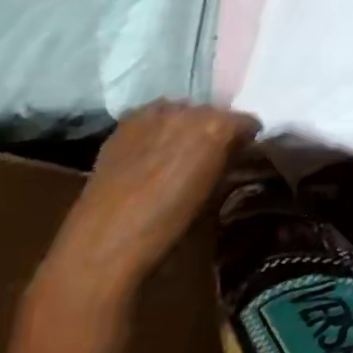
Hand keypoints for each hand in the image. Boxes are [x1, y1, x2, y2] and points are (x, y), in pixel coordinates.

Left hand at [47, 102, 258, 293]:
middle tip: (210, 157)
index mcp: (218, 127)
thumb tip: (233, 156)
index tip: (242, 156)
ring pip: (183, 111)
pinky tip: (151, 154)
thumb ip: (227, 166)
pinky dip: (159, 129)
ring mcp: (154, 112)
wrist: (105, 242)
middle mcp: (189, 110)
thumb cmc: (169, 227)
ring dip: (187, 127)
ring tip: (178, 154)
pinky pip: (154, 116)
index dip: (246, 140)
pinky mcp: (126, 122)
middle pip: (214, 112)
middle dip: (216, 131)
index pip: (247, 121)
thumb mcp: (214, 196)